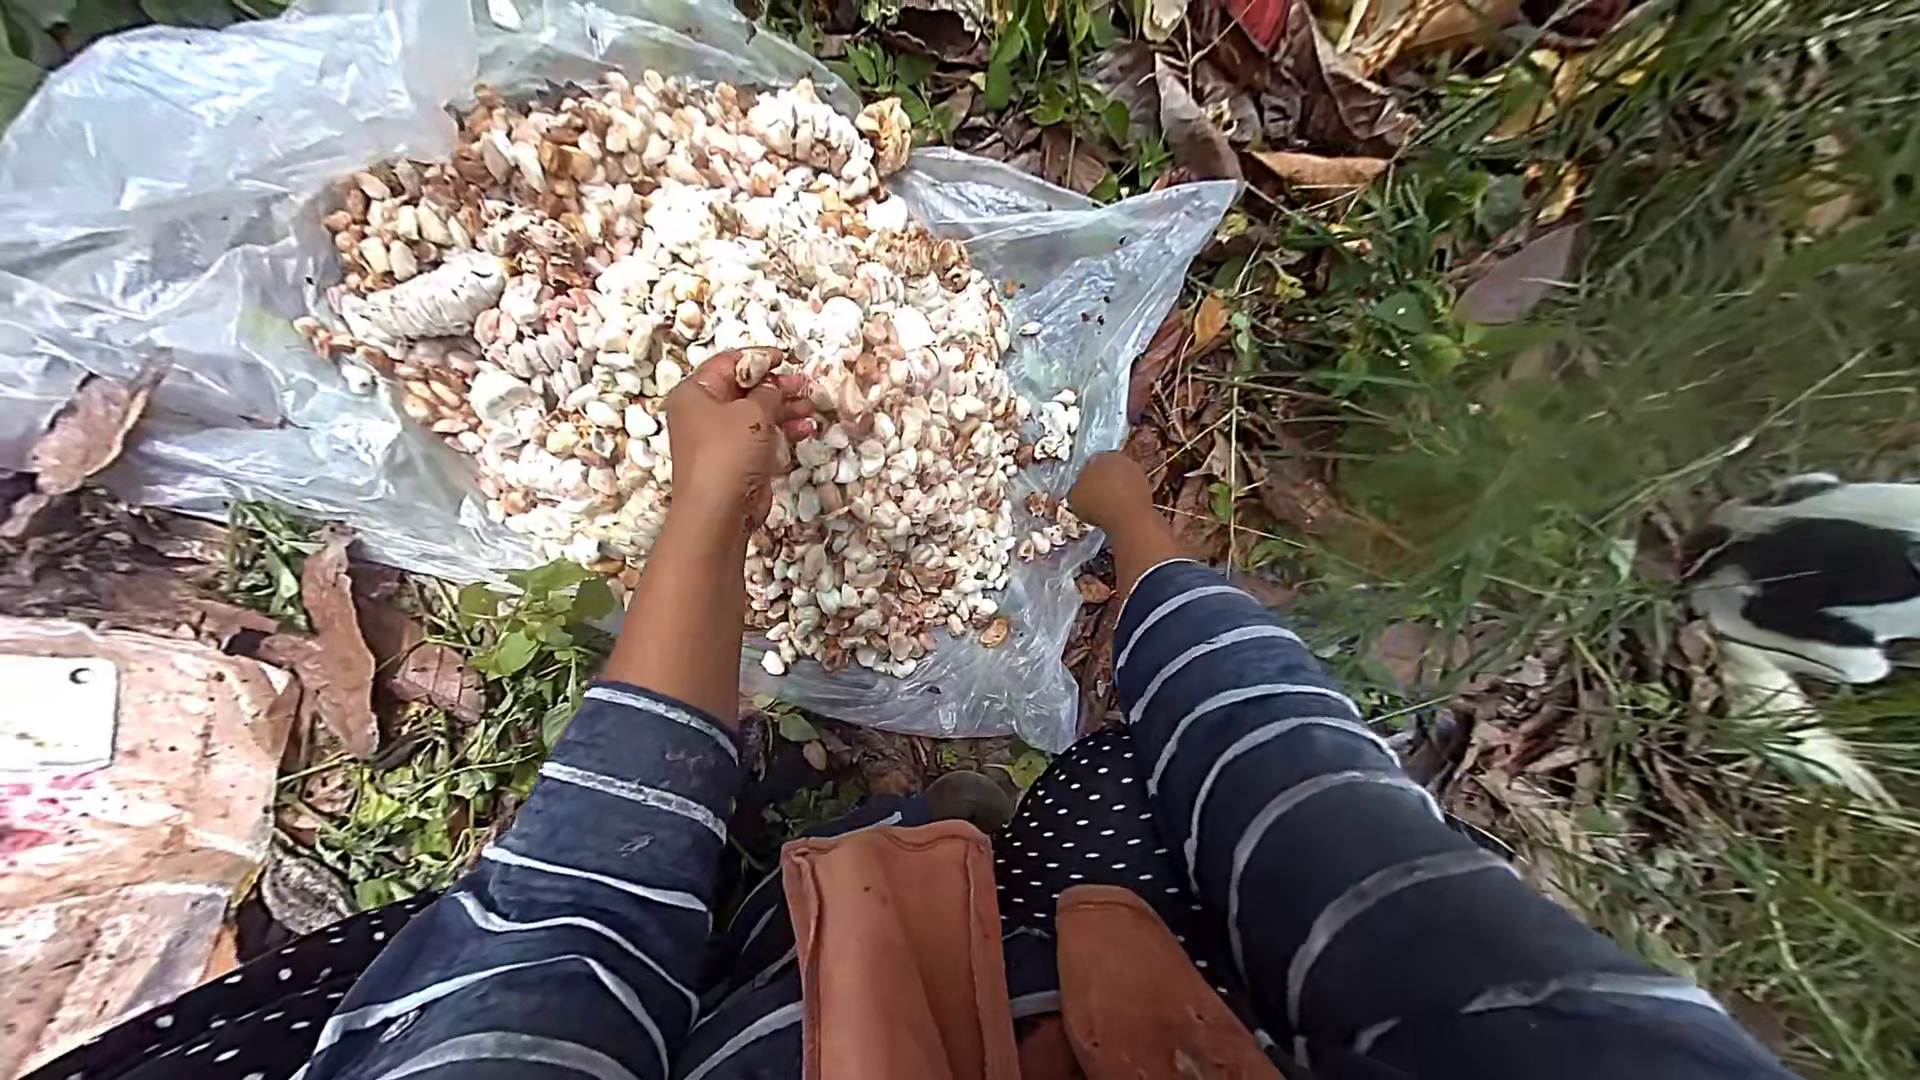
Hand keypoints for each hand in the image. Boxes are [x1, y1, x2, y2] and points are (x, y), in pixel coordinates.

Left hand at [664, 350, 814, 533]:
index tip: (786, 358)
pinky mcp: (739, 461)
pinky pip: (763, 438)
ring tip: (812, 407)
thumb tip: (776, 385)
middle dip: (778, 387)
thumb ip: (769, 392)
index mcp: (696, 393)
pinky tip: (807, 429)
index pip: (728, 363)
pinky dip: (784, 432)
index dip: (759, 358)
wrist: (719, 510)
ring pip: (758, 415)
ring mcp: (722, 439)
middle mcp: (705, 413)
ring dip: (786, 410)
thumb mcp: (752, 413)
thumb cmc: (728, 453)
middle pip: (746, 390)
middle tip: (806, 386)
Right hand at [1068, 451, 1156, 531]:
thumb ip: (1076, 489)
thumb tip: (1079, 489)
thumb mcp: (1074, 497)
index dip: (1084, 475)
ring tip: (1106, 505)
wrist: (1127, 518)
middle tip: (1094, 495)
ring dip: (1115, 488)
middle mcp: (1121, 459)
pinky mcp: (1147, 487)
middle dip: (1102, 479)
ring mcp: (1137, 472)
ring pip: (1121, 479)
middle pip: (1108, 468)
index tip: (1082, 488)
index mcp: (1100, 456)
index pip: (1089, 462)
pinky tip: (1118, 510)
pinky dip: (1125, 498)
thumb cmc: (1096, 504)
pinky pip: (1131, 491)